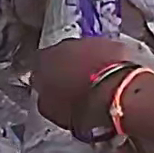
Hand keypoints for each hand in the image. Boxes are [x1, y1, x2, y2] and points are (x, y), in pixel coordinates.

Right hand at [32, 36, 153, 132]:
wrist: (116, 96)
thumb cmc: (80, 106)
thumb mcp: (50, 110)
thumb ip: (43, 96)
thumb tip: (45, 94)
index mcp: (43, 61)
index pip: (37, 66)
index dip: (45, 78)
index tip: (51, 89)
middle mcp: (63, 46)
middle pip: (61, 55)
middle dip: (66, 68)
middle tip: (74, 87)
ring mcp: (89, 42)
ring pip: (84, 51)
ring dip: (87, 64)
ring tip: (95, 84)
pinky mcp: (113, 44)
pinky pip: (106, 53)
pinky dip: (107, 63)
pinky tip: (111, 79)